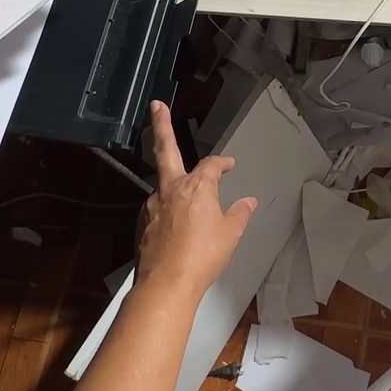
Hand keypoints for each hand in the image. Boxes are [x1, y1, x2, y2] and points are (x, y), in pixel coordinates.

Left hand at [135, 101, 257, 303]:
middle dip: (161, 125)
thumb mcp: (230, 233)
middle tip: (157, 106)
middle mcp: (171, 190)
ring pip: (162, 184)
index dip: (222, 163)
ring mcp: (153, 206)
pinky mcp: (143, 223)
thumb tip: (248, 203)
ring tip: (184, 191)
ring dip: (172, 181)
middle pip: (165, 149)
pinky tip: (176, 223)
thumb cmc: (200, 257)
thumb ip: (239, 213)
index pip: (212, 165)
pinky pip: (157, 208)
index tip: (228, 165)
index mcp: (197, 187)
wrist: (167, 284)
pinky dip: (167, 208)